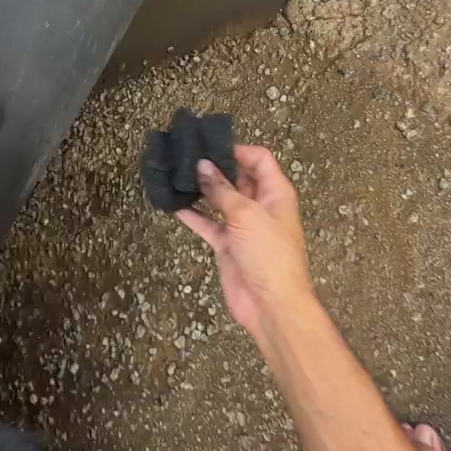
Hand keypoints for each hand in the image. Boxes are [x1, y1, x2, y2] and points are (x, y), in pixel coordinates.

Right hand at [175, 145, 313, 336]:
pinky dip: (194, 216)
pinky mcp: (228, 245)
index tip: (210, 146)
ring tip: (178, 175)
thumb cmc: (269, 254)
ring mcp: (243, 226)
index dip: (238, 150)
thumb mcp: (246, 214)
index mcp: (275, 192)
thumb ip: (222, 190)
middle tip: (187, 156)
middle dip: (216, 167)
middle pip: (238, 177)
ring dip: (202, 190)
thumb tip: (203, 166)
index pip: (259, 159)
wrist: (271, 304)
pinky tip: (175, 205)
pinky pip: (209, 224)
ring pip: (220, 200)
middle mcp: (260, 206)